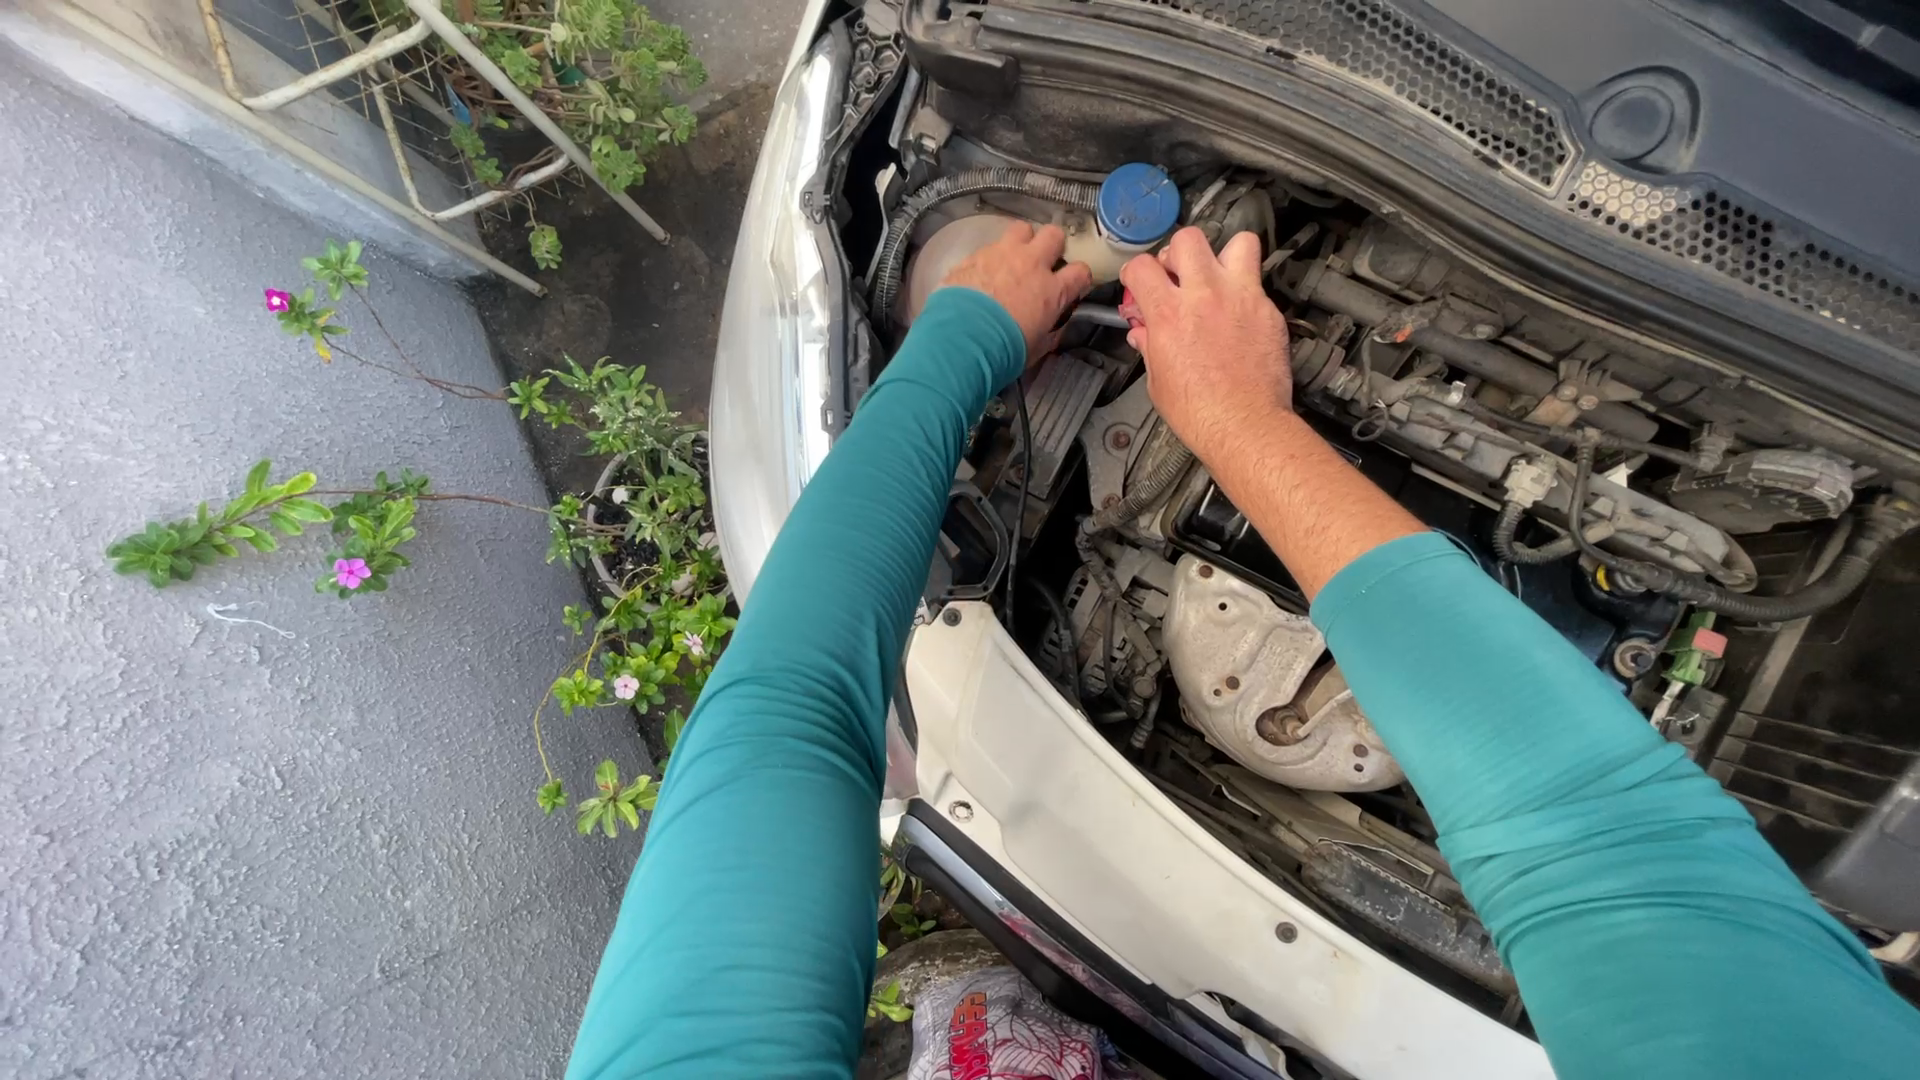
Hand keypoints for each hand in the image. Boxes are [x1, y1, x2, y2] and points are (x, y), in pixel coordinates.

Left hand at [938, 221, 1093, 363]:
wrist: (962, 340)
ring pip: (1022, 228)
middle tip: (1042, 262)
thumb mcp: (1036, 349)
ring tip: (1012, 258)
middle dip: (1051, 246)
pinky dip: (991, 256)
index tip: (1072, 285)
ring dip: (1021, 241)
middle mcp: (1031, 264)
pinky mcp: (976, 254)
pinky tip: (982, 272)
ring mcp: (1003, 254)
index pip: (1080, 272)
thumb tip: (1054, 328)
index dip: (1079, 278)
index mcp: (1051, 291)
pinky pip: (990, 245)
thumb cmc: (1003, 350)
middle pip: (1053, 235)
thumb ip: (1049, 333)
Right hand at [1119, 228, 1292, 462]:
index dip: (1134, 273)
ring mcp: (1241, 298)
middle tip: (1176, 274)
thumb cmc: (1200, 412)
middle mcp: (1204, 297)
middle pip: (1188, 239)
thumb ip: (1150, 347)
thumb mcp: (1157, 381)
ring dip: (1223, 256)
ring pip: (1238, 242)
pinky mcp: (1268, 311)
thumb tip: (1143, 334)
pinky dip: (1244, 292)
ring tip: (1216, 276)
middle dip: (1176, 254)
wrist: (1242, 425)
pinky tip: (1237, 313)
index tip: (1138, 282)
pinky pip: (1257, 283)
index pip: (1141, 266)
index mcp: (1168, 314)